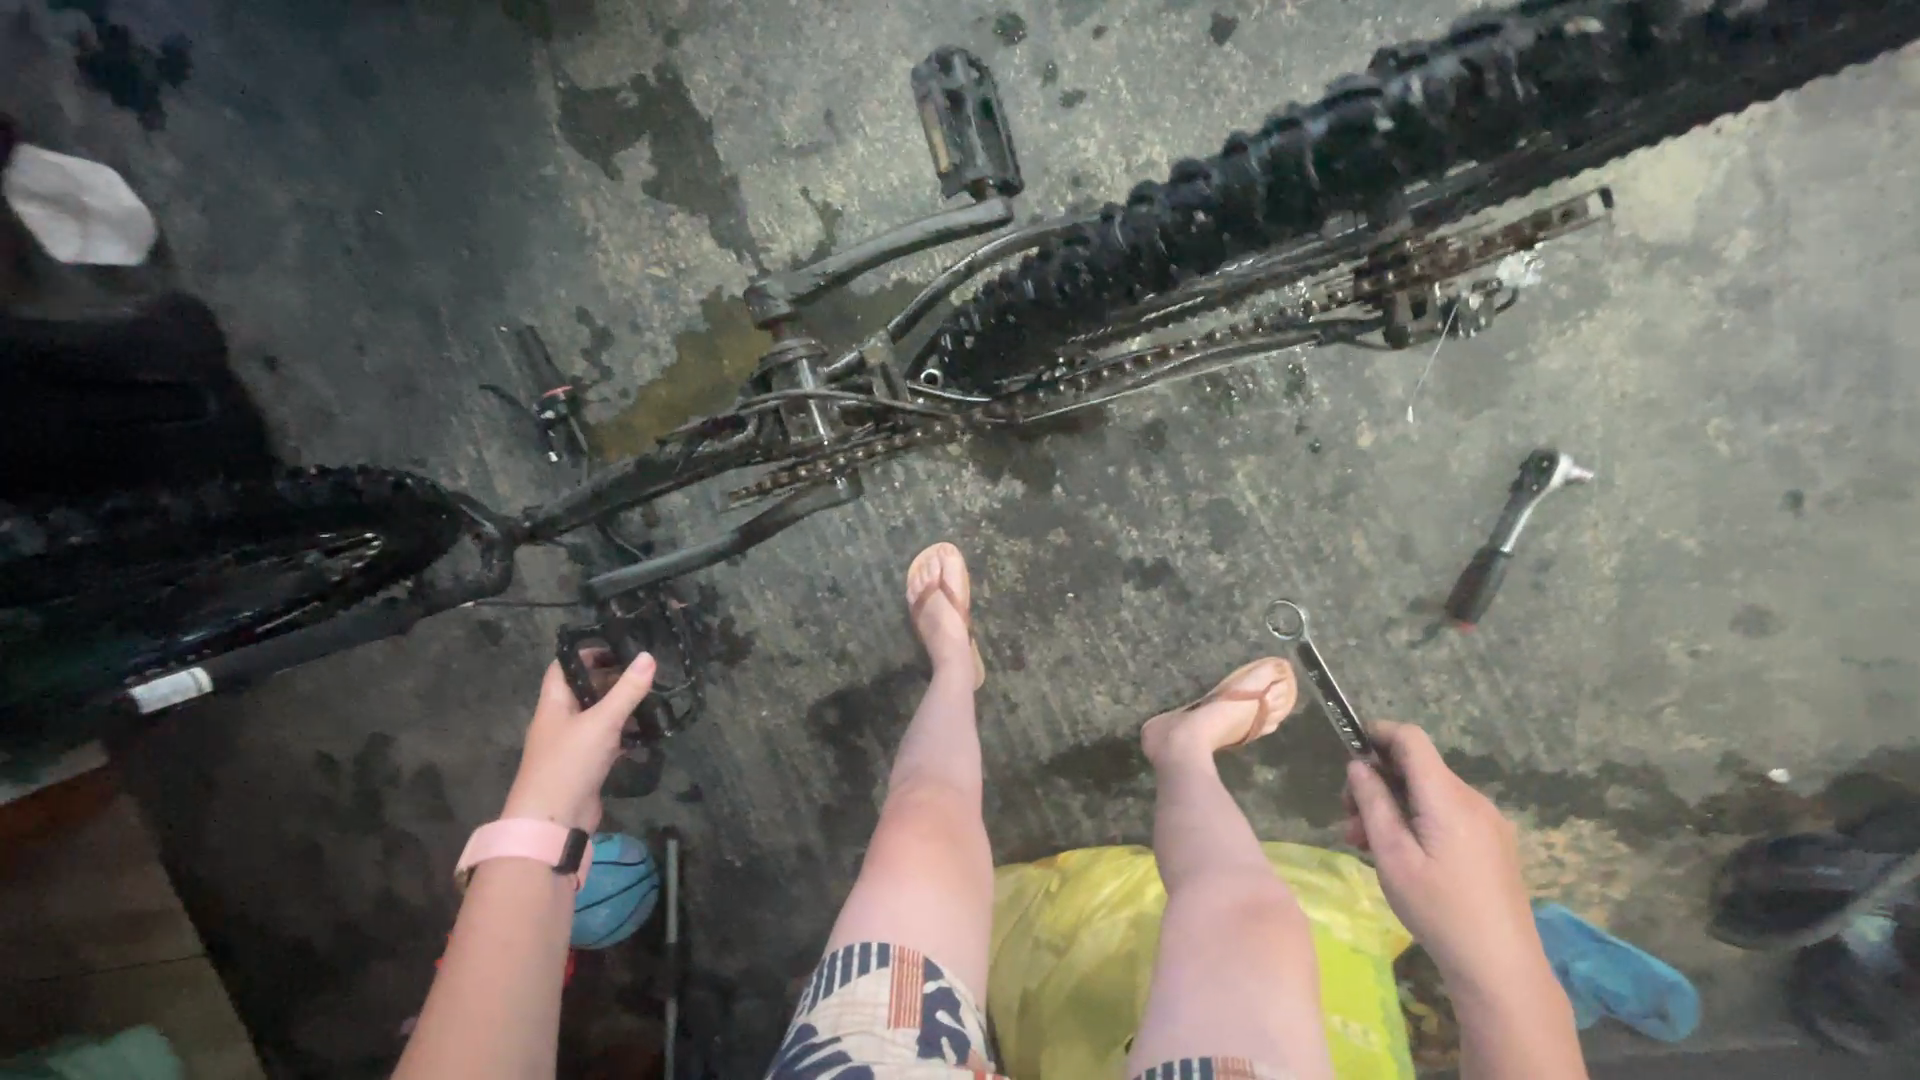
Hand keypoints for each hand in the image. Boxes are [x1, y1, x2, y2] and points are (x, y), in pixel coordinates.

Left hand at [499, 650, 655, 833]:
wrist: (553, 821)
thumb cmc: (570, 763)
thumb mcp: (602, 722)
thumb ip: (627, 690)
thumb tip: (648, 656)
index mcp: (554, 704)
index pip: (564, 667)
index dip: (587, 654)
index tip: (619, 648)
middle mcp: (560, 721)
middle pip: (585, 690)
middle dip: (612, 680)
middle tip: (645, 672)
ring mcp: (572, 744)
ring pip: (598, 716)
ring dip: (622, 708)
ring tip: (653, 697)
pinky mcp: (586, 765)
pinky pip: (607, 741)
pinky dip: (625, 735)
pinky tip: (648, 733)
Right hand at [1344, 721, 1542, 995]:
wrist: (1502, 969)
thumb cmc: (1440, 910)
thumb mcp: (1393, 857)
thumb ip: (1373, 804)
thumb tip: (1359, 766)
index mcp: (1448, 798)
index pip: (1411, 738)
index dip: (1377, 734)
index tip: (1347, 752)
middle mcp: (1473, 800)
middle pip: (1417, 768)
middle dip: (1377, 783)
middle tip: (1348, 821)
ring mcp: (1488, 822)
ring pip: (1428, 793)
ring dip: (1393, 806)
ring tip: (1366, 845)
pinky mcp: (1493, 843)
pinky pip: (1446, 813)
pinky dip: (1416, 820)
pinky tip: (1402, 855)